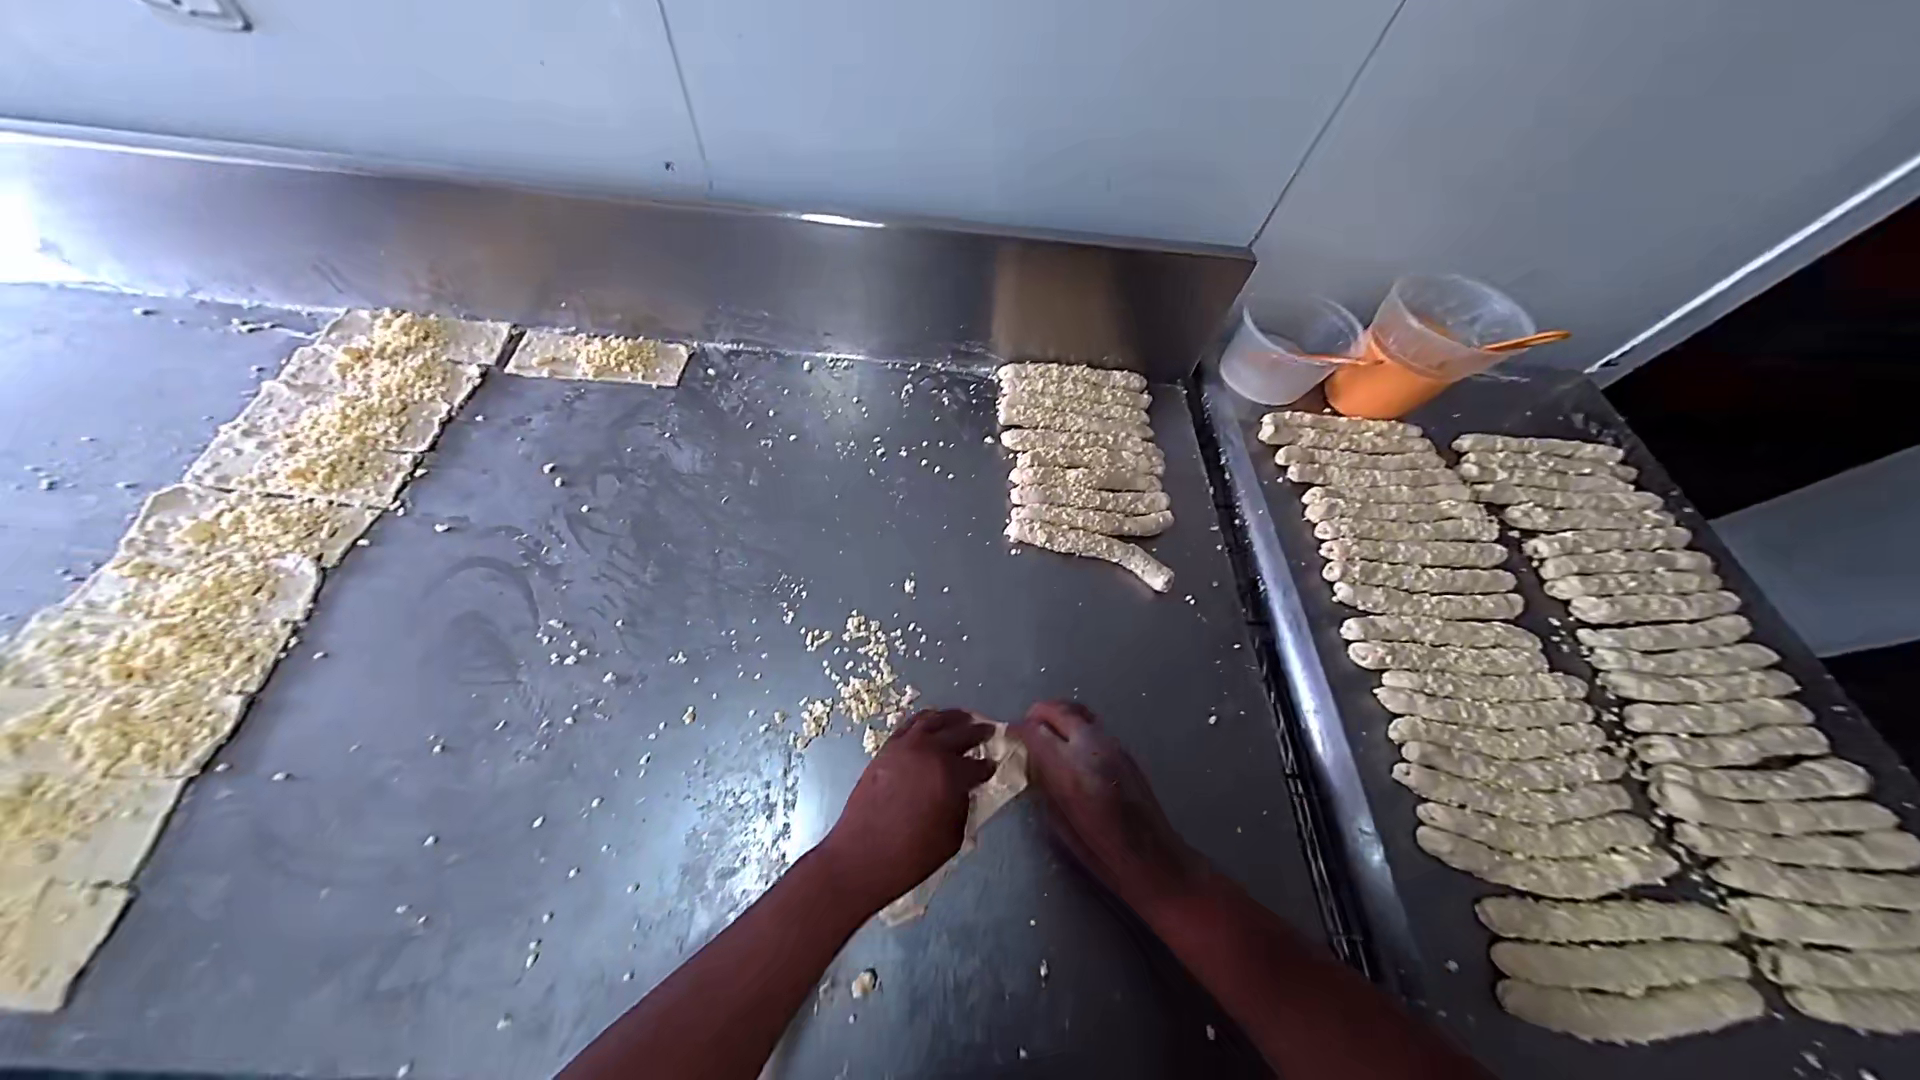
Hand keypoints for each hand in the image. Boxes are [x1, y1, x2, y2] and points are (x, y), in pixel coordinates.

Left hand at [815, 709, 997, 913]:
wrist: (862, 856)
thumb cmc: (911, 855)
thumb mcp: (952, 837)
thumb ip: (962, 807)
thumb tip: (963, 791)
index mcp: (950, 774)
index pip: (977, 765)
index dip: (987, 767)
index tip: (992, 766)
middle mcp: (929, 752)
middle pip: (959, 734)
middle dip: (977, 733)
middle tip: (988, 731)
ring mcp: (905, 747)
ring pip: (933, 720)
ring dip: (952, 717)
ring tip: (964, 717)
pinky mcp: (886, 749)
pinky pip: (909, 725)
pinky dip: (925, 720)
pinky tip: (931, 722)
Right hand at [1014, 701, 1199, 912]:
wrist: (1153, 857)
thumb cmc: (1101, 851)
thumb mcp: (1059, 821)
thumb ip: (1044, 783)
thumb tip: (1031, 762)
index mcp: (1070, 769)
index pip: (1034, 731)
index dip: (1017, 730)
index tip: (1008, 736)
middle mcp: (1090, 747)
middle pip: (1057, 710)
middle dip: (1037, 714)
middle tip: (1027, 728)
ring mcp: (1111, 744)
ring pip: (1078, 712)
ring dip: (1058, 717)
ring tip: (1048, 734)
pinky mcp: (1124, 749)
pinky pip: (1093, 726)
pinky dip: (1076, 727)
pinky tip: (1072, 748)